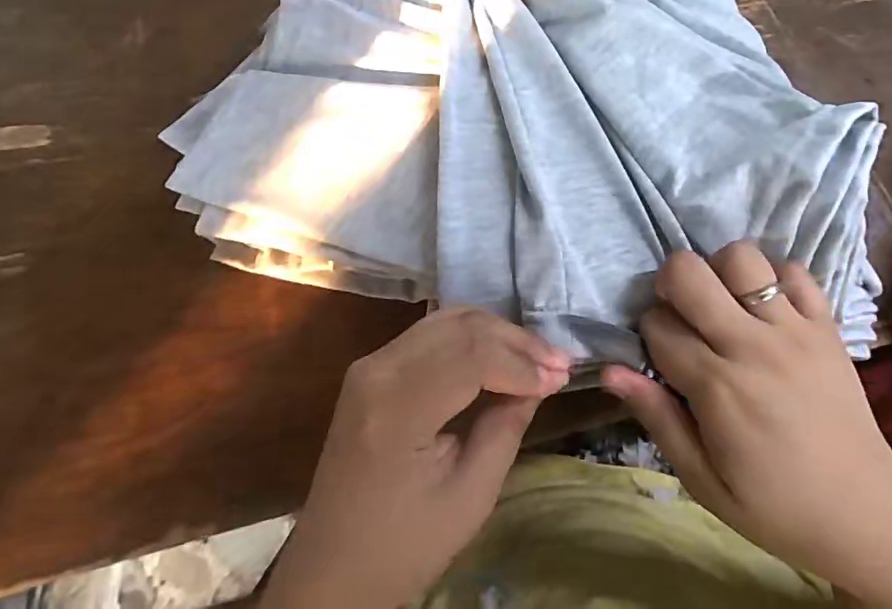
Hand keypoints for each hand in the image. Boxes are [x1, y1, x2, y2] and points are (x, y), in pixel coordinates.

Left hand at [260, 308, 569, 608]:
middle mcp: (379, 369)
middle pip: (461, 327)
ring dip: (497, 334)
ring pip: (448, 320)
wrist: (330, 572)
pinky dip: (471, 337)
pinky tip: (500, 354)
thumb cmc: (402, 547)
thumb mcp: (469, 497)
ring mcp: (370, 363)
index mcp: (398, 408)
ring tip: (538, 357)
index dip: (522, 362)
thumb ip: (505, 428)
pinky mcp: (371, 368)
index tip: (561, 378)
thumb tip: (540, 381)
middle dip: (516, 341)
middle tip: (559, 363)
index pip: (472, 356)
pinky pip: (431, 333)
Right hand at [600, 243, 891, 600]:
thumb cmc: (775, 506)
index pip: (658, 325)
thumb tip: (610, 370)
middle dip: (670, 283)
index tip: (662, 354)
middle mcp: (753, 346)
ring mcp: (796, 330)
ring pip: (742, 257)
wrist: (865, 516)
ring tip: (725, 304)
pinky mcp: (828, 326)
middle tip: (681, 312)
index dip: (649, 334)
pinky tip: (769, 308)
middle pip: (689, 272)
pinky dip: (775, 278)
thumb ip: (657, 418)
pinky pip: (796, 271)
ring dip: (721, 272)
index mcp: (718, 388)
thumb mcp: (704, 481)